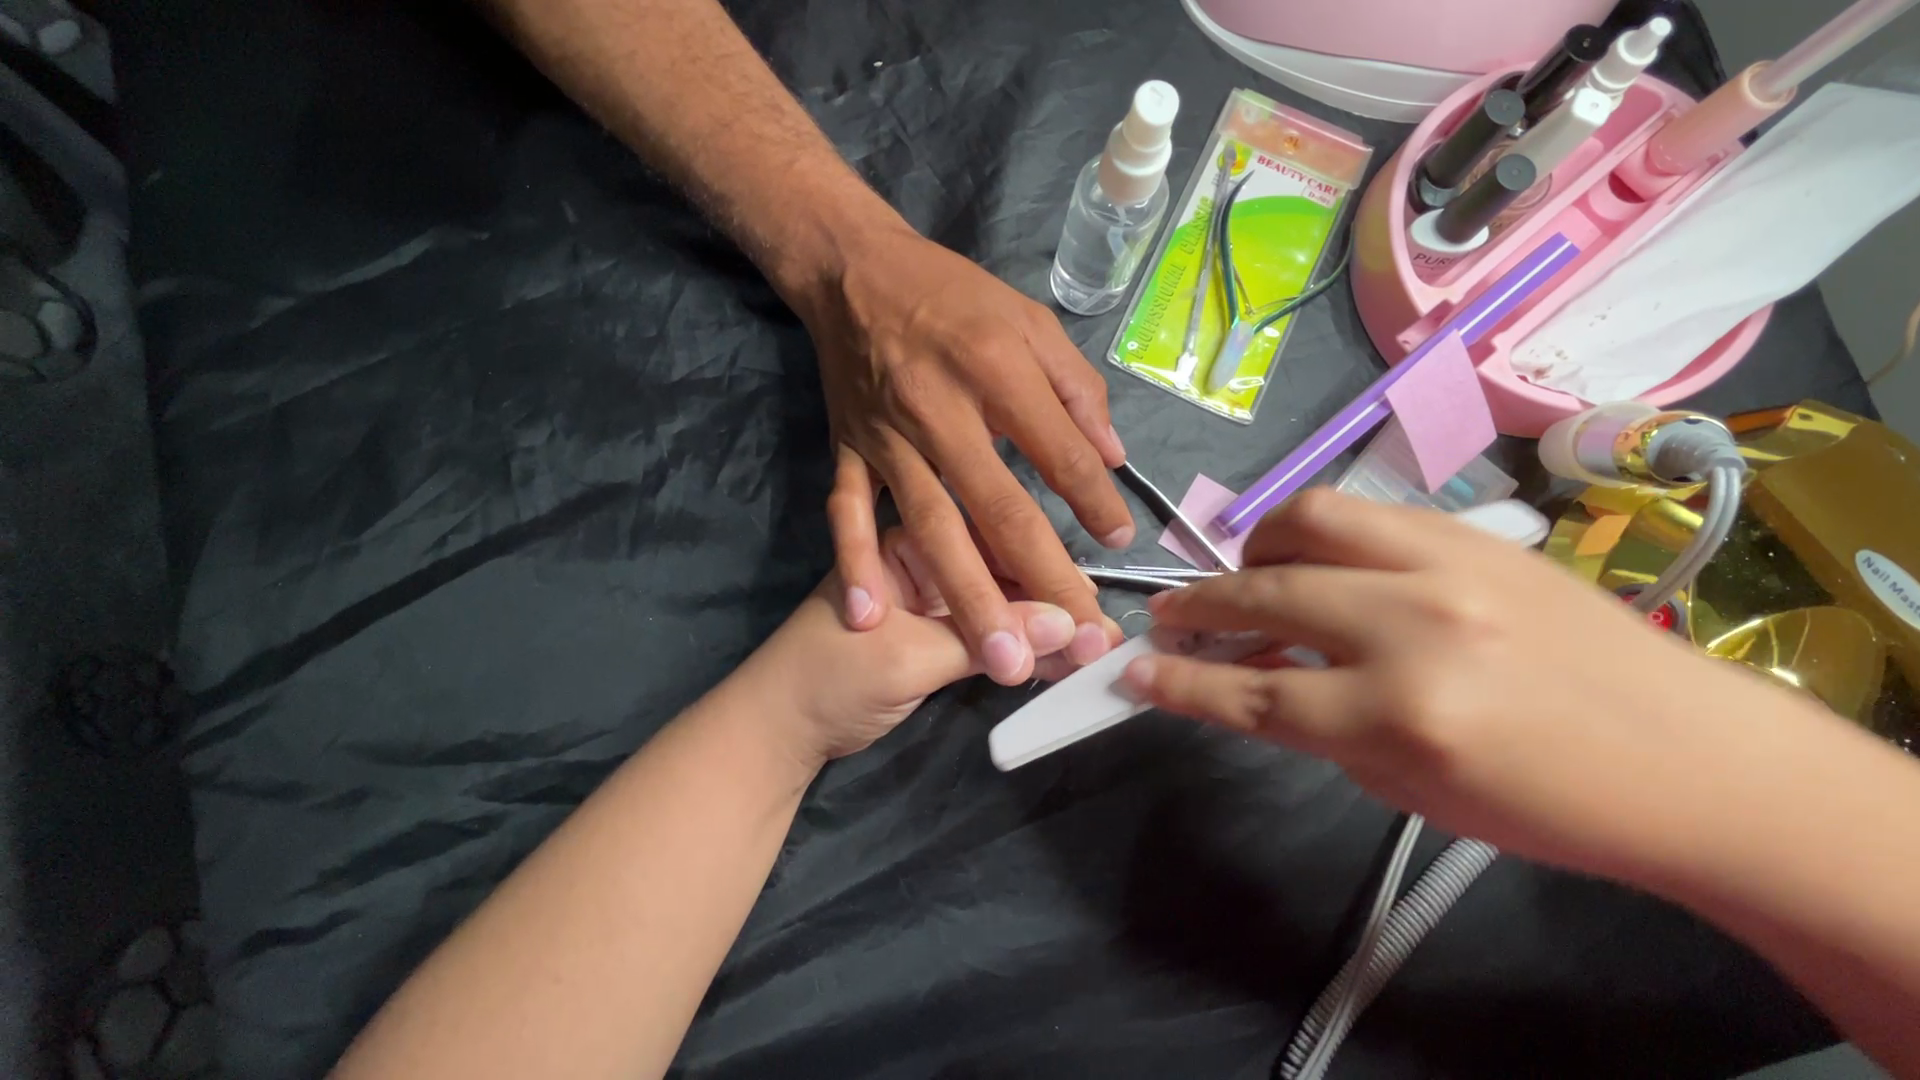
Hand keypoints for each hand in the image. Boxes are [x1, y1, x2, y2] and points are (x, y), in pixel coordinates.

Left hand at [739, 530, 1081, 767]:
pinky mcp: (937, 640)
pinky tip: (1059, 662)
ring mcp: (933, 603)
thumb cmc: (827, 676)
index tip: (1094, 609)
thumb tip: (1068, 627)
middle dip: (1054, 607)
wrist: (776, 731)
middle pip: (1003, 577)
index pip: (991, 546)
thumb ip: (985, 639)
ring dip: (1043, 632)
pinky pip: (990, 638)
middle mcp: (928, 563)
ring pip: (1001, 609)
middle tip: (1105, 638)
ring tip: (1094, 654)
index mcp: (910, 542)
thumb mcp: (906, 655)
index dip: (1045, 576)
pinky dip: (1021, 651)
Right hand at [794, 222, 1132, 685]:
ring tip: (1000, 663)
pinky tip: (872, 618)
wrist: (854, 272)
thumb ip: (1076, 387)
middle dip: (1041, 582)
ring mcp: (889, 440)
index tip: (1118, 544)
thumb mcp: (1029, 318)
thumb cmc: (952, 295)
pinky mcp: (848, 453)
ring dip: (967, 598)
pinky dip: (856, 566)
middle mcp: (942, 413)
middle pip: (999, 510)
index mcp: (996, 369)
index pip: (1060, 451)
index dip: (1094, 502)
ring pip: (932, 529)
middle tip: (1073, 648)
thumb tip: (1113, 457)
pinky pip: (850, 515)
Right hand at [1120, 490, 1827, 879]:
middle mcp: (1416, 624)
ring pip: (1308, 519)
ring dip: (1256, 548)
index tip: (1133, 673)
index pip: (1252, 696)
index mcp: (1402, 716)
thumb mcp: (1406, 785)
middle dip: (1200, 606)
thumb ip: (1312, 722)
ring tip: (1248, 577)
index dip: (1181, 686)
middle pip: (1267, 594)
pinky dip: (1317, 535)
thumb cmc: (1548, 805)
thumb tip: (1243, 675)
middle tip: (1172, 618)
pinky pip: (1365, 513)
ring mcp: (1451, 565)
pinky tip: (1315, 562)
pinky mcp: (1478, 534)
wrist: (1698, 762)